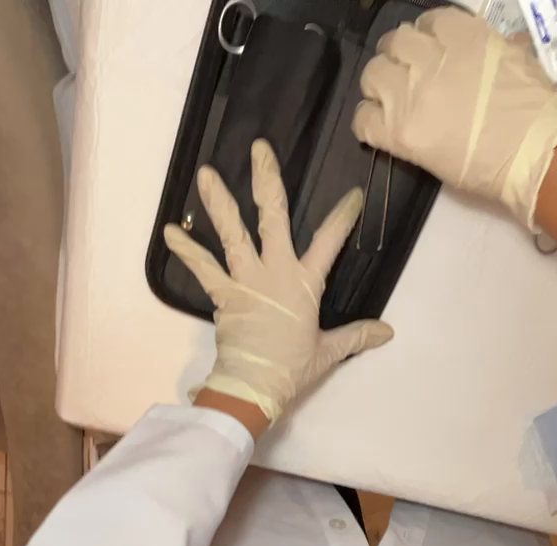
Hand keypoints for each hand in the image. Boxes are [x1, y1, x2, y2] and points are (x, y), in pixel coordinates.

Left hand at [164, 140, 394, 424]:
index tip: (352, 195)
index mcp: (305, 282)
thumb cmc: (293, 367)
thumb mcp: (328, 352)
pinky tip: (169, 230)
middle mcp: (275, 270)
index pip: (330, 241)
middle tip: (258, 149)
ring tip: (205, 173)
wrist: (255, 385)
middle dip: (267, 181)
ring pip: (232, 232)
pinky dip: (186, 250)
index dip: (342, 216)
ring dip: (218, 202)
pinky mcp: (223, 294)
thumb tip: (387, 331)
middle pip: (273, 216)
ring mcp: (246, 279)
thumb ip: (356, 336)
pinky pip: (202, 268)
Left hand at [353, 7, 556, 229]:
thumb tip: (503, 47)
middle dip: (396, 58)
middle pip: (394, 44)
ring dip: (378, 87)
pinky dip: (366, 123)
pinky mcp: (399, 134)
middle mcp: (430, 59)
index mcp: (463, 34)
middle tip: (404, 78)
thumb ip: (498, 48)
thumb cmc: (535, 109)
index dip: (425, 39)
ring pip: (372, 76)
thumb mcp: (520, 59)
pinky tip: (378, 130)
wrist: (533, 152)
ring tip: (389, 103)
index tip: (429, 55)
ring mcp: (410, 96)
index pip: (428, 22)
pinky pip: (362, 120)